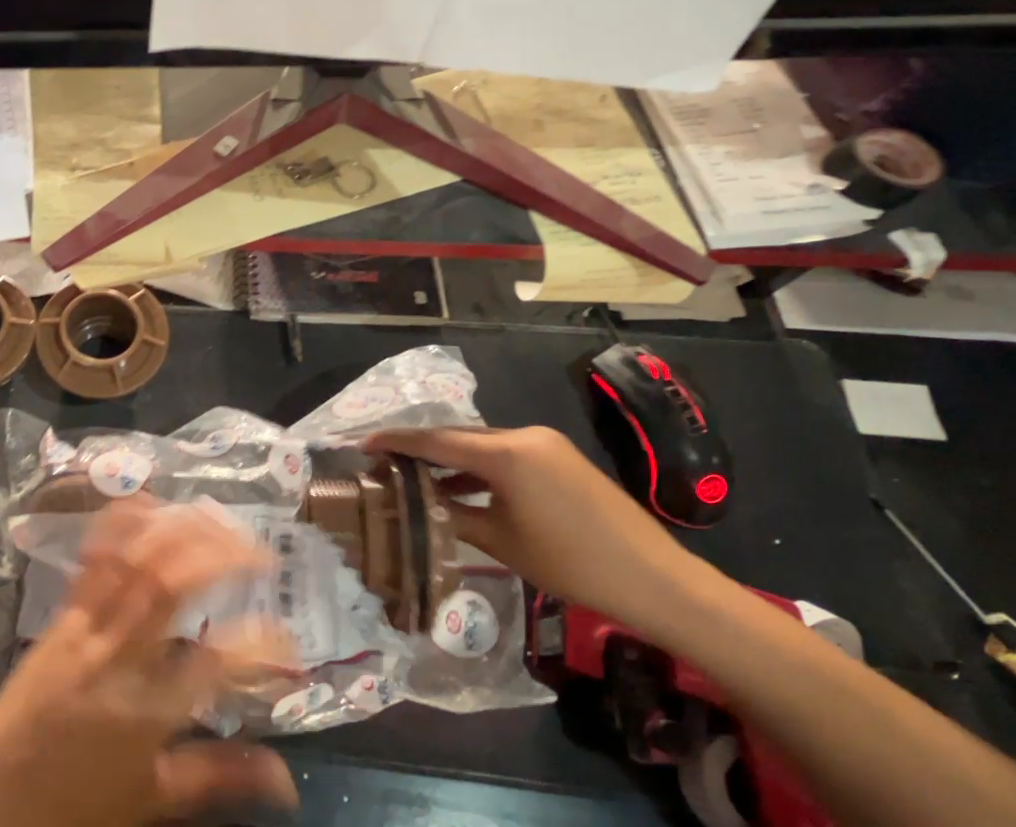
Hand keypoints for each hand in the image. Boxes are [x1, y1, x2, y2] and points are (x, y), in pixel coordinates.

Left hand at [0, 498, 298, 826]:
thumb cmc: (76, 800)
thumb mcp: (153, 798)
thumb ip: (220, 777)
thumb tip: (287, 778)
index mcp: (144, 712)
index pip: (213, 666)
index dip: (258, 646)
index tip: (289, 641)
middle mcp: (116, 657)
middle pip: (168, 587)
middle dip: (218, 556)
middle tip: (260, 550)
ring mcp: (84, 628)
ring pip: (131, 562)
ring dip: (175, 530)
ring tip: (216, 516)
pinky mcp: (62, 614)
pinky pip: (93, 560)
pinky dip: (121, 524)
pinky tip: (148, 502)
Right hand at [365, 426, 712, 631]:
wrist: (653, 579)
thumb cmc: (570, 562)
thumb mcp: (499, 540)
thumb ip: (452, 515)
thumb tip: (415, 505)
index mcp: (506, 453)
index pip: (436, 441)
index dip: (396, 442)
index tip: (362, 444)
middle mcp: (524, 436)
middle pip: (458, 437)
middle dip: (419, 449)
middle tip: (382, 461)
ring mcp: (546, 445)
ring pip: (481, 446)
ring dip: (448, 460)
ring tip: (411, 477)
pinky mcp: (560, 459)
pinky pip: (505, 456)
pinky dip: (477, 469)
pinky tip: (457, 489)